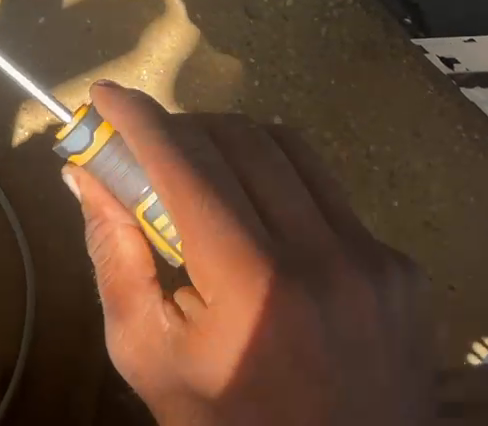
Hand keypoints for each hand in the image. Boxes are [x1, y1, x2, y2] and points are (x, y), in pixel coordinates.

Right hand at [64, 83, 434, 425]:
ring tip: (196, 170)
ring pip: (287, 146)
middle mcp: (325, 259)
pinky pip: (325, 188)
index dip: (138, 117)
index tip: (104, 94)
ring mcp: (375, 262)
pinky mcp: (403, 270)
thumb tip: (84, 174)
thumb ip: (112, 253)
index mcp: (253, 285)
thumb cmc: (225, 424)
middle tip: (141, 144)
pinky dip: (275, 180)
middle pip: (236, 138)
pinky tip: (256, 220)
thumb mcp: (143, 350)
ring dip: (227, 140)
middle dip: (176, 126)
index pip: (185, 163)